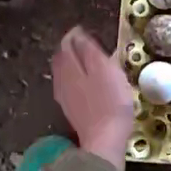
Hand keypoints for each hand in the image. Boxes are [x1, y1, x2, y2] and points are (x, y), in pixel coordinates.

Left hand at [52, 26, 136, 166]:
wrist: (104, 139)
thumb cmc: (110, 102)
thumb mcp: (105, 70)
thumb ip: (89, 50)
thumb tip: (77, 34)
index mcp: (69, 67)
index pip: (66, 43)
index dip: (75, 35)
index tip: (86, 30)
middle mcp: (61, 79)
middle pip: (61, 58)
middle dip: (71, 48)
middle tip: (85, 42)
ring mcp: (64, 96)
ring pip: (63, 72)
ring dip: (72, 63)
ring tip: (87, 60)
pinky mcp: (71, 109)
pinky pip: (68, 86)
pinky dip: (75, 77)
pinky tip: (86, 82)